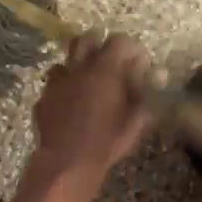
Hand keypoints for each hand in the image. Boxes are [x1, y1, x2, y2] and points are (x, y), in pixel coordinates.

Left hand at [27, 34, 154, 196]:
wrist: (67, 161)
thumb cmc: (107, 141)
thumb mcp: (136, 119)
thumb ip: (146, 92)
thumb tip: (158, 73)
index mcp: (104, 69)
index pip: (119, 40)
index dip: (130, 48)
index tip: (138, 63)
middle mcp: (78, 68)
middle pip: (85, 40)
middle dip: (98, 45)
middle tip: (109, 62)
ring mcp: (56, 82)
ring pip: (65, 61)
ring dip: (77, 66)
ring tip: (87, 82)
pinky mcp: (43, 98)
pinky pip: (53, 84)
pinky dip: (63, 88)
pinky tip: (69, 103)